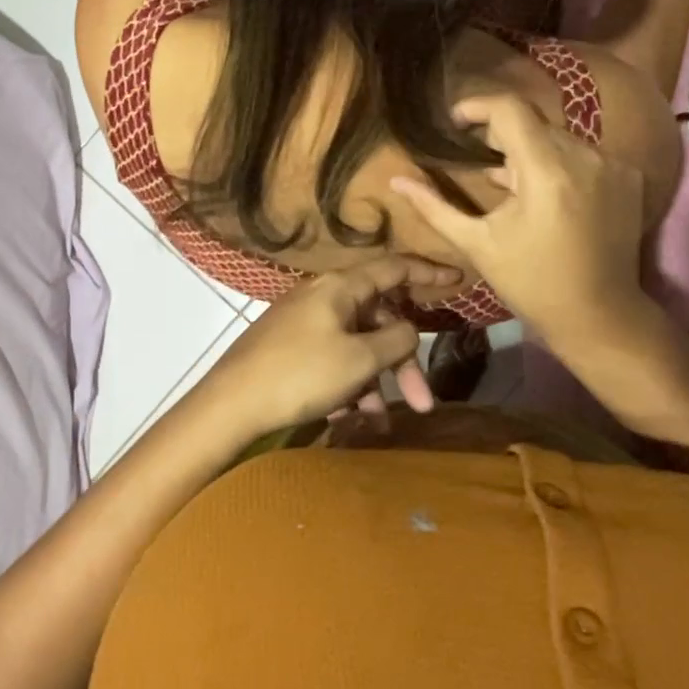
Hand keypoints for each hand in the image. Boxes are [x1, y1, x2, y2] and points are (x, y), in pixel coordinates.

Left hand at [186, 258, 454, 439]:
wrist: (230, 405)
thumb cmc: (300, 374)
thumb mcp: (360, 358)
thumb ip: (396, 338)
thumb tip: (409, 328)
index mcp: (339, 287)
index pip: (393, 268)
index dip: (428, 271)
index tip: (458, 278)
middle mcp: (320, 298)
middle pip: (377, 317)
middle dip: (403, 360)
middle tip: (422, 401)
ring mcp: (301, 323)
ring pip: (354, 345)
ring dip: (374, 381)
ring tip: (379, 420)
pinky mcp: (287, 350)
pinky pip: (330, 361)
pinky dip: (346, 385)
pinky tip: (346, 417)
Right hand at [391, 96, 647, 348]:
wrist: (599, 315)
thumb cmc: (530, 283)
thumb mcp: (476, 244)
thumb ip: (434, 207)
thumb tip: (396, 181)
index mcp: (545, 172)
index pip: (509, 109)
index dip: (477, 106)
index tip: (455, 122)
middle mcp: (584, 157)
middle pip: (533, 122)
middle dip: (502, 136)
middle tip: (478, 161)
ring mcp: (612, 165)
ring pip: (558, 137)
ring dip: (530, 152)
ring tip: (512, 185)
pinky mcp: (629, 177)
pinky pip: (584, 154)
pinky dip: (560, 165)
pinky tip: (546, 197)